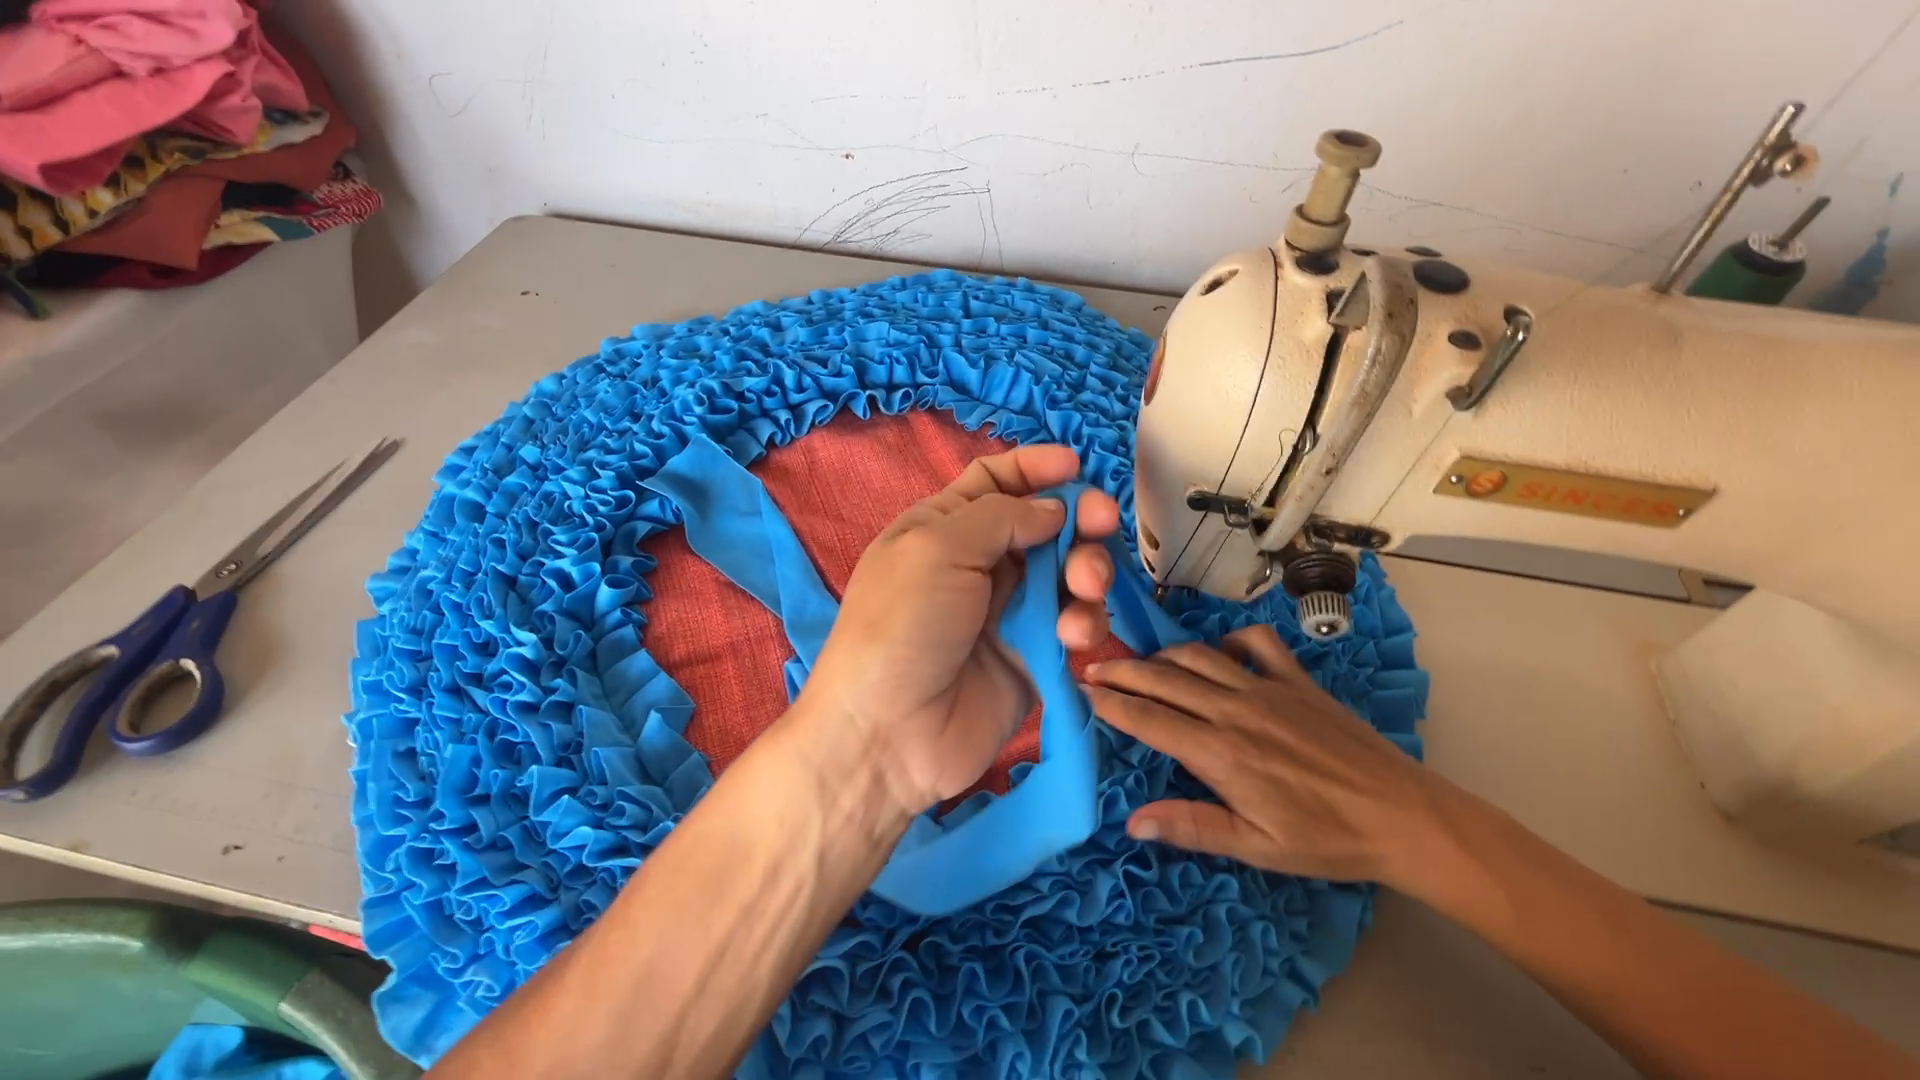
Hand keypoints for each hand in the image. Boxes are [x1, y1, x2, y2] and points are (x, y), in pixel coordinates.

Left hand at [798, 445, 1119, 815]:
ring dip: (1087, 571)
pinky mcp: (1035, 656)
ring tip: (1085, 588)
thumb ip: (1001, 517)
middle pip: (1045, 525)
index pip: (995, 482)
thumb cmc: (901, 625)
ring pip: (1068, 573)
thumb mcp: (937, 549)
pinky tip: (1073, 636)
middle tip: (1104, 522)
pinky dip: (1083, 623)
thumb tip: (1053, 509)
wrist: (890, 732)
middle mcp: (979, 564)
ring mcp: (1009, 612)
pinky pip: (1075, 625)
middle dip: (1080, 519)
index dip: (1034, 468)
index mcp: (943, 528)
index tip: (1076, 466)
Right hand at [1084, 624, 1446, 888]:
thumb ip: (1192, 827)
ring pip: (1200, 657)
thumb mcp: (1255, 847)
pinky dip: (1229, 640)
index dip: (1110, 704)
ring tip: (1141, 663)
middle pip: (1164, 680)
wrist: (1403, 816)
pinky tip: (1219, 654)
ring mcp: (1269, 689)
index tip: (1082, 690)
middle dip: (1122, 671)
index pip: (1149, 720)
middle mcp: (1236, 711)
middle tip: (1093, 666)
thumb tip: (1132, 822)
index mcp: (1221, 754)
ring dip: (1163, 657)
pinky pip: (1256, 643)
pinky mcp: (1299, 681)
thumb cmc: (1326, 840)